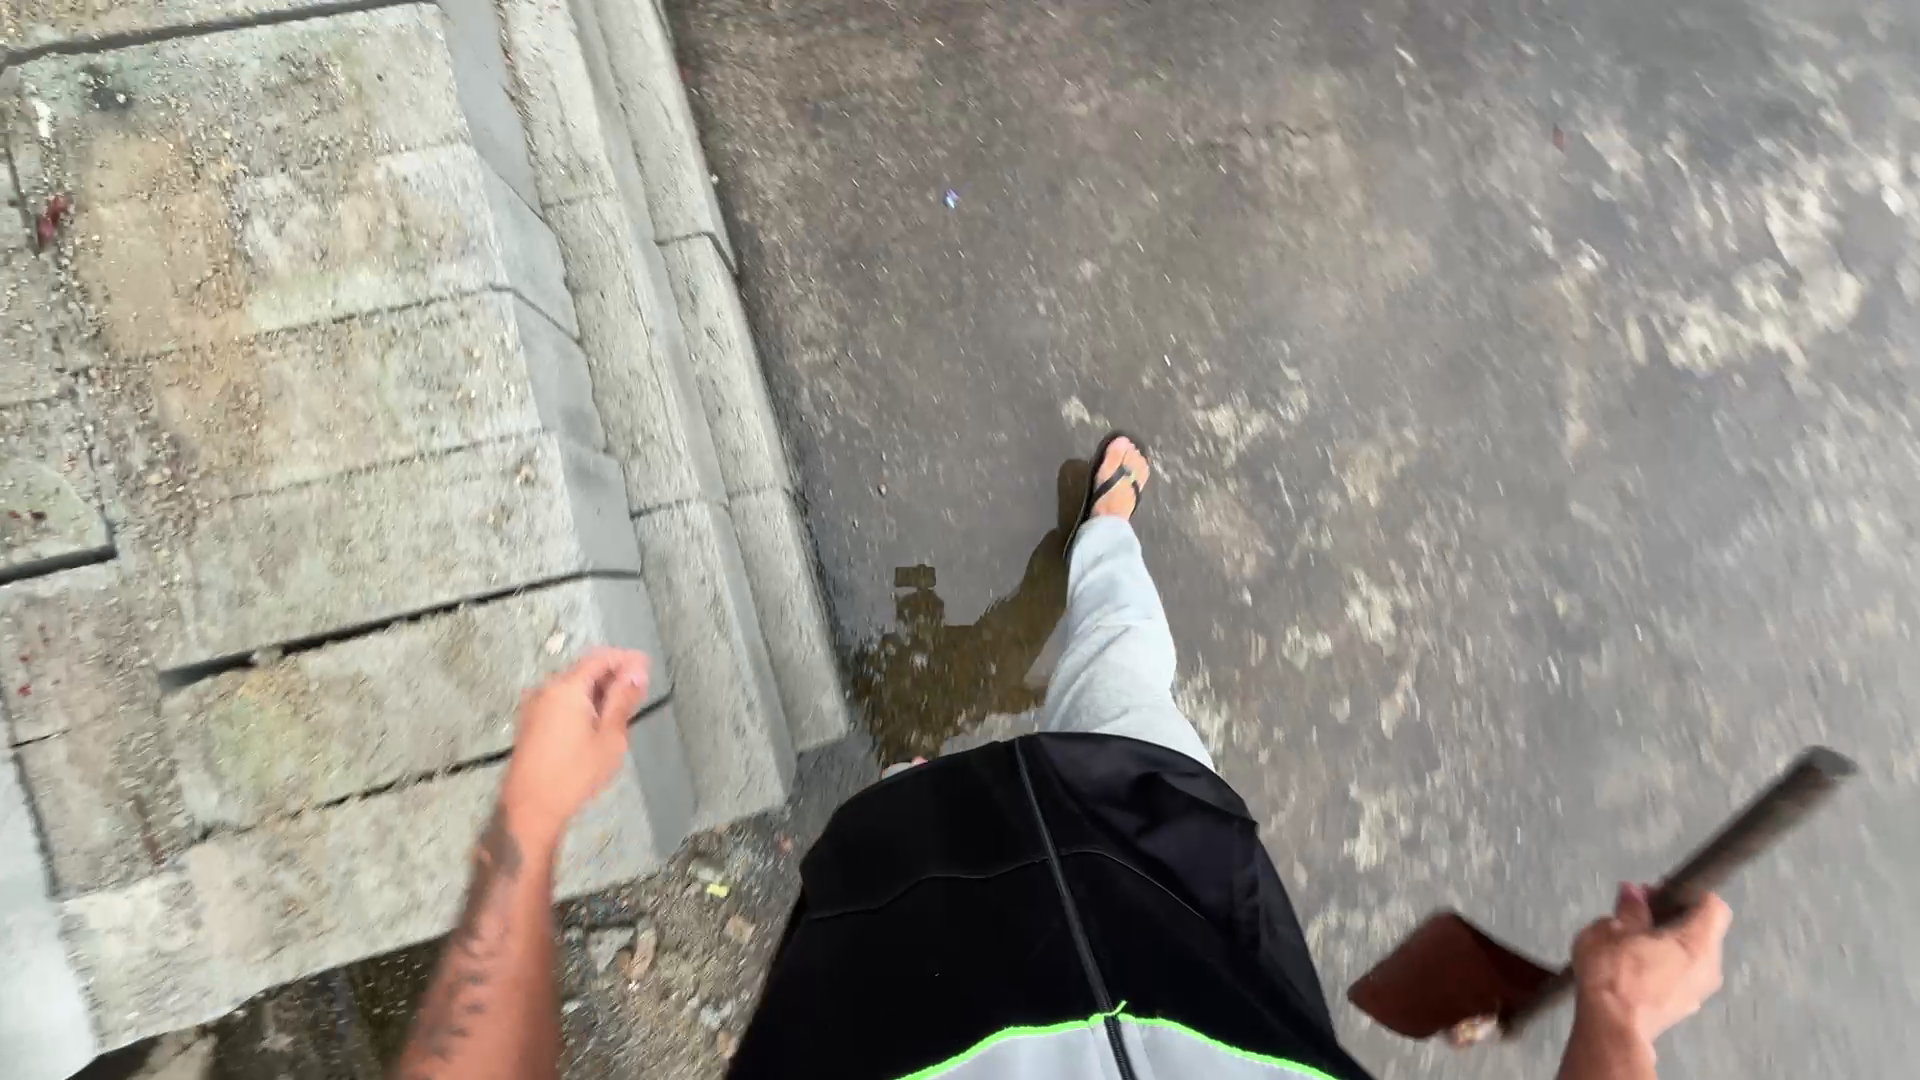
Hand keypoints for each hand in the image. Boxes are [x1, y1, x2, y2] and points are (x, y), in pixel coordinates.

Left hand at [499, 648, 650, 846]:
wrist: (531, 808)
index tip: (647, 668)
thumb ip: (623, 699)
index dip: (627, 659)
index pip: (601, 658)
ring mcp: (535, 706)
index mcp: (566, 689)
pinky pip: (561, 699)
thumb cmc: (575, 773)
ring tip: (622, 707)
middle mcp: (546, 690)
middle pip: (586, 669)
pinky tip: (598, 719)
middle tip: (639, 689)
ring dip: (599, 689)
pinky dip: (582, 701)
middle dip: (614, 674)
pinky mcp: (531, 722)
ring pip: (573, 685)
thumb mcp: (610, 736)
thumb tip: (637, 672)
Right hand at [1571, 883, 1731, 1045]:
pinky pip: (1682, 970)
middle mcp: (1709, 967)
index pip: (1713, 907)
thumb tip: (1635, 893)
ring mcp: (1700, 988)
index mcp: (1695, 944)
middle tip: (1632, 907)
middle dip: (1667, 914)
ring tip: (1626, 934)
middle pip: (1700, 929)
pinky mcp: (1685, 1002)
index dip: (1687, 891)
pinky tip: (1632, 959)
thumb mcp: (1610, 929)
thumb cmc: (1612, 972)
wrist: (1613, 1022)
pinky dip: (1662, 958)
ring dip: (1663, 937)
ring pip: (1690, 951)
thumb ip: (1629, 910)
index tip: (1658, 888)